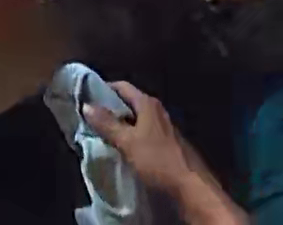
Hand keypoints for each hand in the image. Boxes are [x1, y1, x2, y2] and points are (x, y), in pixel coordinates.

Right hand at [82, 82, 208, 196]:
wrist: (196, 195)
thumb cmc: (159, 162)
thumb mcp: (127, 142)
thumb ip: (106, 123)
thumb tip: (86, 105)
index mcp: (148, 104)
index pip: (121, 86)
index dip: (103, 90)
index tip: (88, 99)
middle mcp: (158, 112)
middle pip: (129, 105)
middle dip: (111, 111)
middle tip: (93, 120)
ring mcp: (167, 131)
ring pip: (138, 123)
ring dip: (122, 128)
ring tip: (105, 137)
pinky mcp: (171, 149)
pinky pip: (146, 138)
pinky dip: (134, 141)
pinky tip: (126, 153)